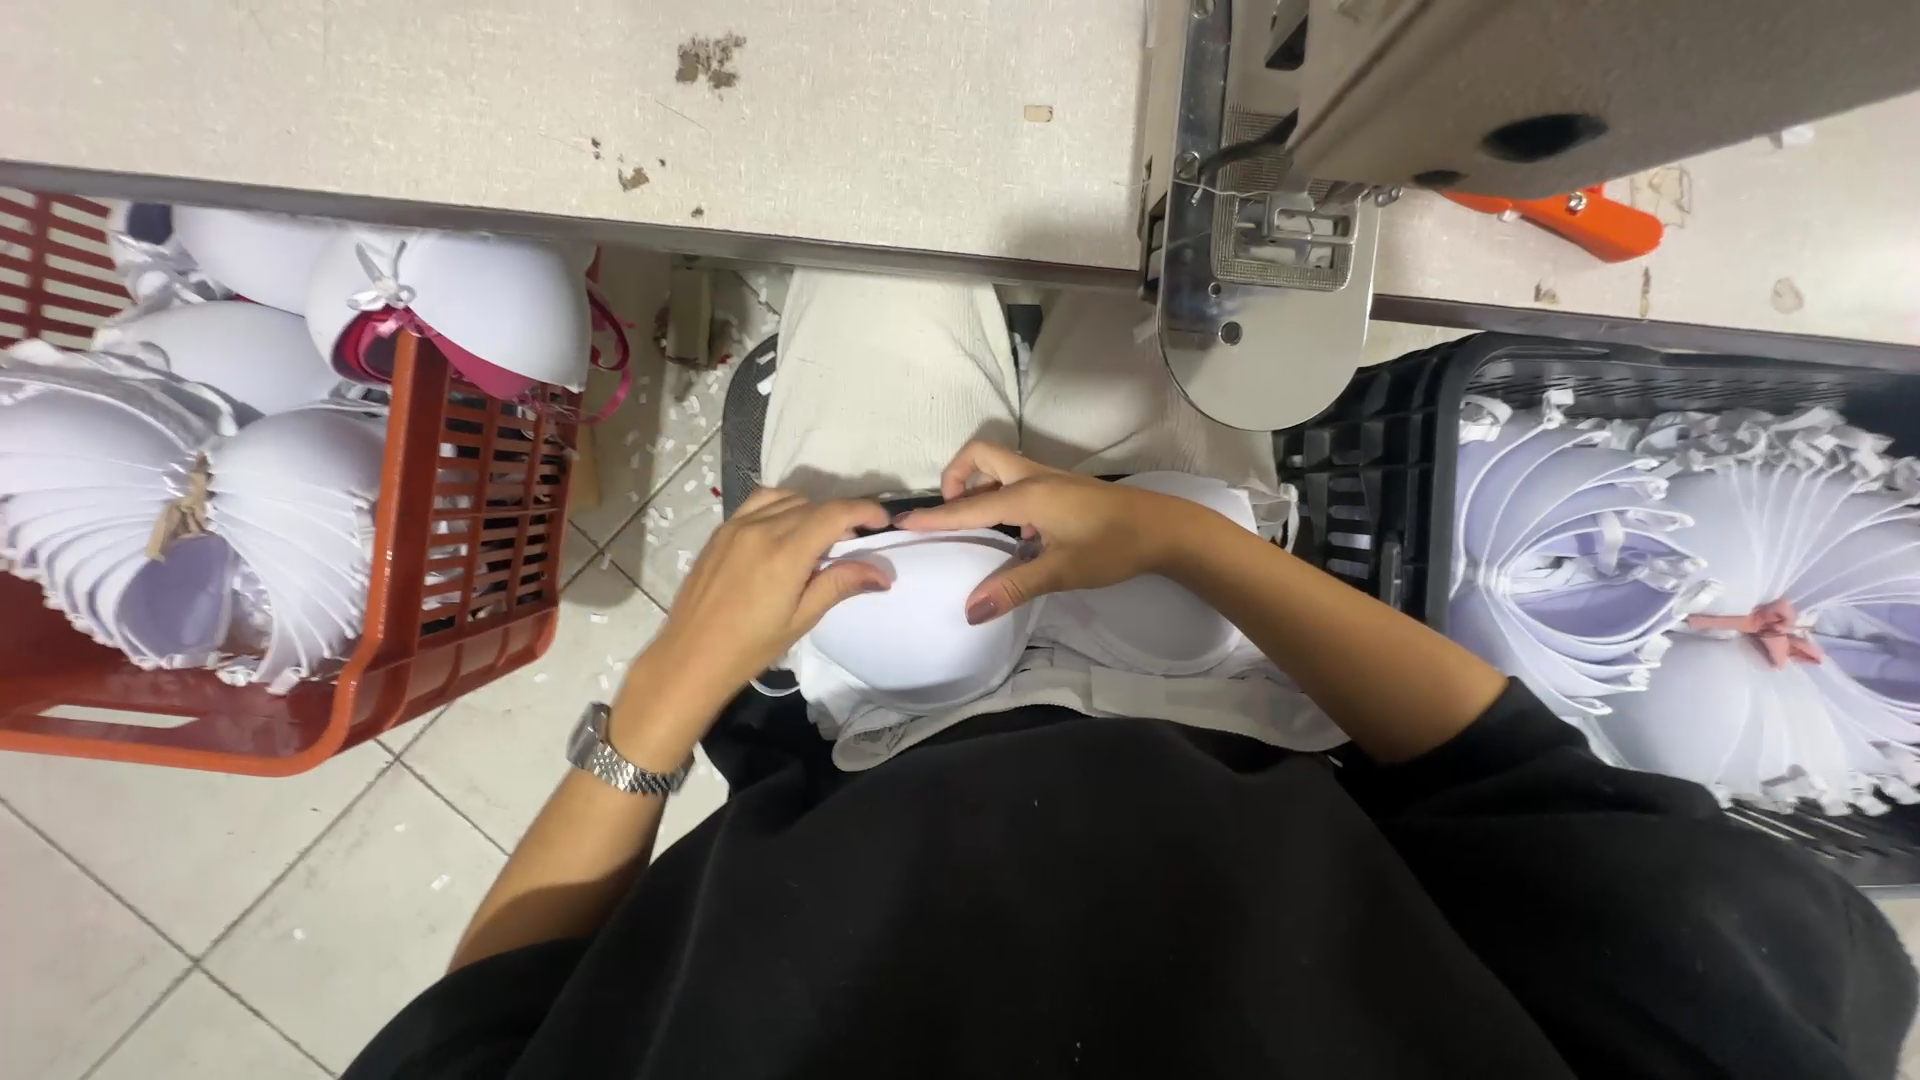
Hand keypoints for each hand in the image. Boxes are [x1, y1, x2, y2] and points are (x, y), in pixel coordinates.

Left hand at [639, 488, 890, 704]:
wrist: (690, 657)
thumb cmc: (750, 647)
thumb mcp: (802, 619)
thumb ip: (840, 584)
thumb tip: (883, 573)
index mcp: (784, 554)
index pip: (835, 513)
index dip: (865, 511)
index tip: (883, 523)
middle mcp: (760, 529)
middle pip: (815, 504)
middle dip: (843, 516)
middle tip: (855, 543)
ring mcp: (737, 526)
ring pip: (788, 498)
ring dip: (813, 509)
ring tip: (822, 536)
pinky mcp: (721, 530)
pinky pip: (761, 501)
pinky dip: (784, 505)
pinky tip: (788, 529)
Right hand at [894, 441, 1200, 623]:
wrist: (1165, 529)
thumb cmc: (1114, 547)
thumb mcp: (1062, 571)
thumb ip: (1014, 588)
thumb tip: (969, 611)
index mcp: (1028, 496)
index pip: (969, 507)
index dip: (934, 517)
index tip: (902, 522)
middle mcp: (1034, 478)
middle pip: (981, 456)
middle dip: (957, 476)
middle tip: (951, 511)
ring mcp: (1050, 480)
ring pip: (1001, 468)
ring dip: (981, 487)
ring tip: (978, 526)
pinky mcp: (1063, 489)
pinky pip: (1019, 482)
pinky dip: (1003, 497)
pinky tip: (1020, 536)